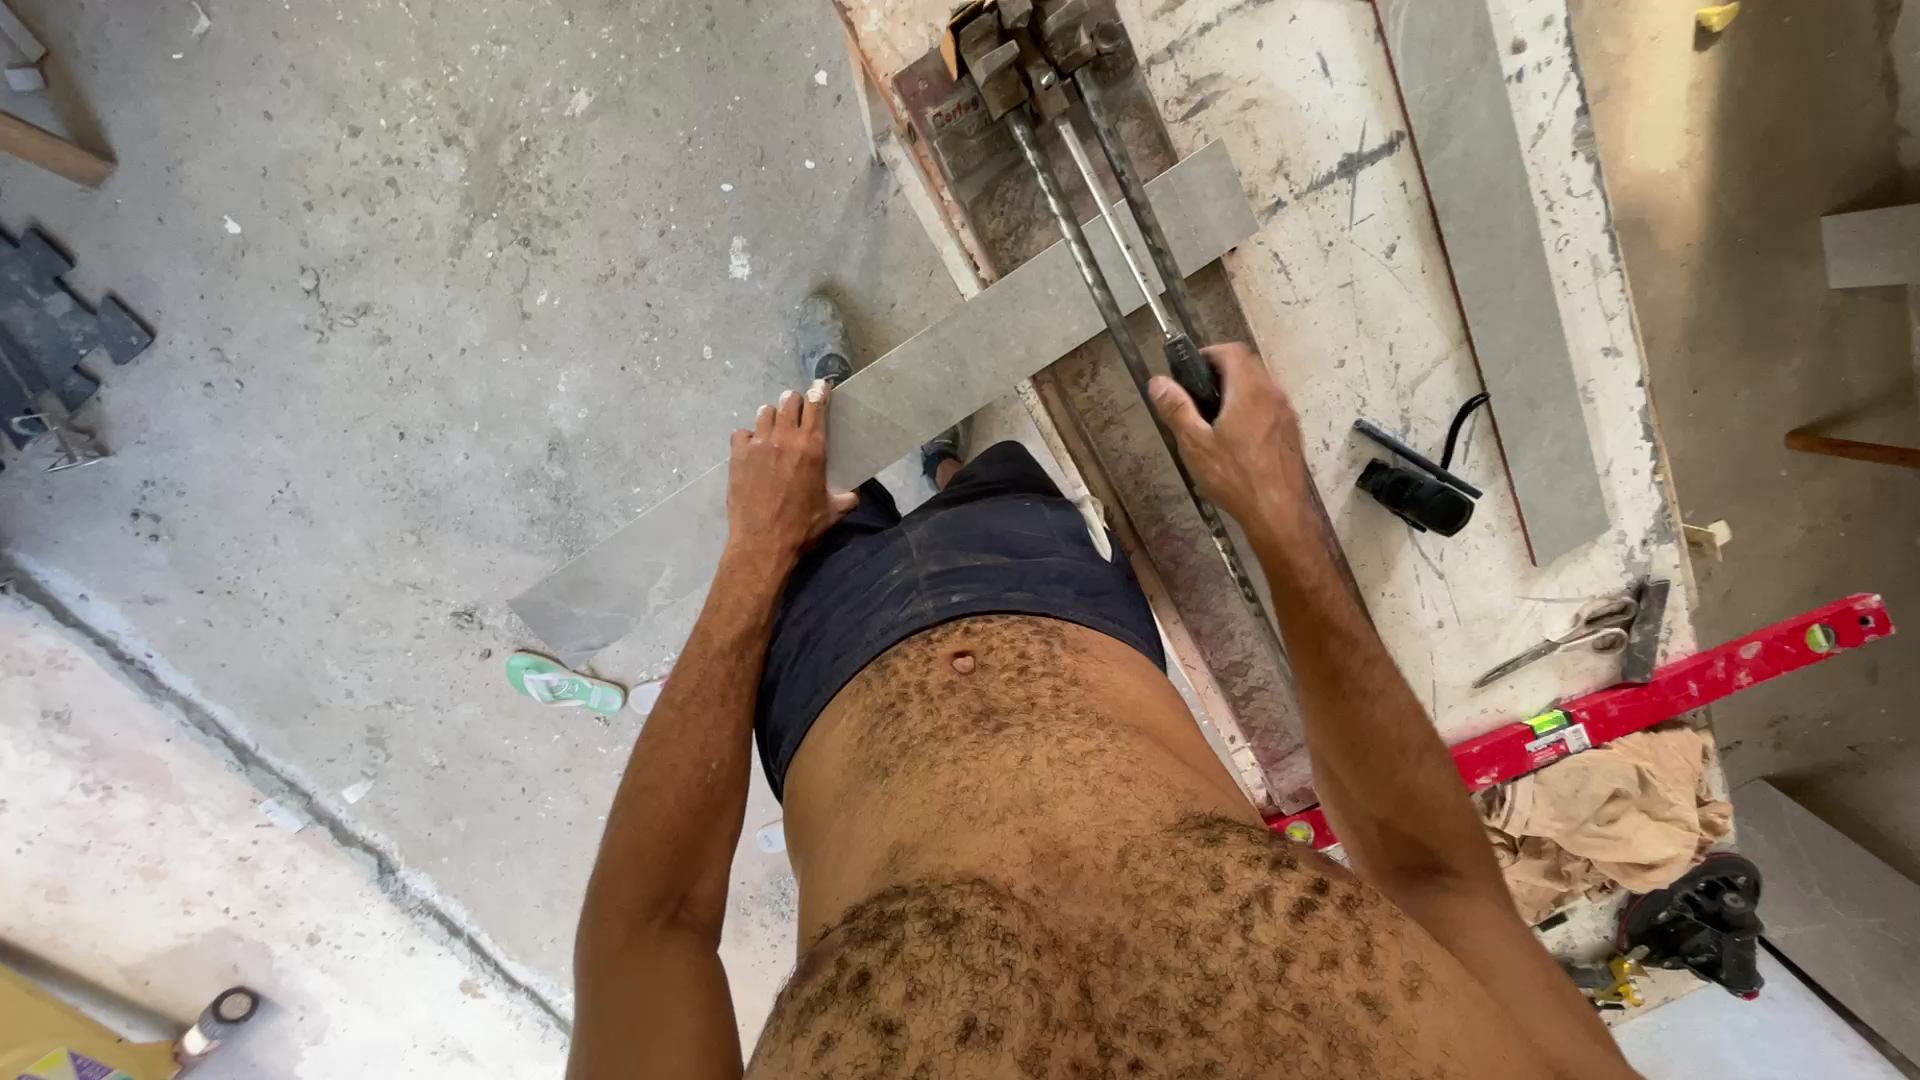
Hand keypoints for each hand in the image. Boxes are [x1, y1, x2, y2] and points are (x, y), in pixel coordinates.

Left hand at [725, 379, 857, 565]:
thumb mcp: (833, 512)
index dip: (820, 392)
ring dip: (773, 416)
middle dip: (796, 402)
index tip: (821, 386)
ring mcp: (758, 444)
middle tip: (798, 410)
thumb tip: (853, 494)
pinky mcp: (738, 455)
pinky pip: (742, 433)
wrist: (763, 542)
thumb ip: (846, 497)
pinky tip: (754, 449)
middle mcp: (785, 439)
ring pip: (765, 413)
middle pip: (789, 401)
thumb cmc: (802, 528)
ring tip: (775, 427)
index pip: (816, 406)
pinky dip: (749, 437)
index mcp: (812, 448)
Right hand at [1149, 343, 1313, 536]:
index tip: (1189, 371)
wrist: (1277, 511)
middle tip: (1196, 395)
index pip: (1232, 351)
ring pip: (1260, 386)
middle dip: (1221, 371)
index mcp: (1249, 391)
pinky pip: (1269, 406)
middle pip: (1248, 365)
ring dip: (1237, 390)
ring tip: (1213, 417)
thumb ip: (1176, 409)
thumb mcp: (1195, 444)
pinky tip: (1236, 437)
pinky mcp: (1291, 432)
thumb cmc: (1233, 477)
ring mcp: (1286, 413)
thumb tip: (1158, 382)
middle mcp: (1273, 394)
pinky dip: (1251, 408)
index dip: (1209, 354)